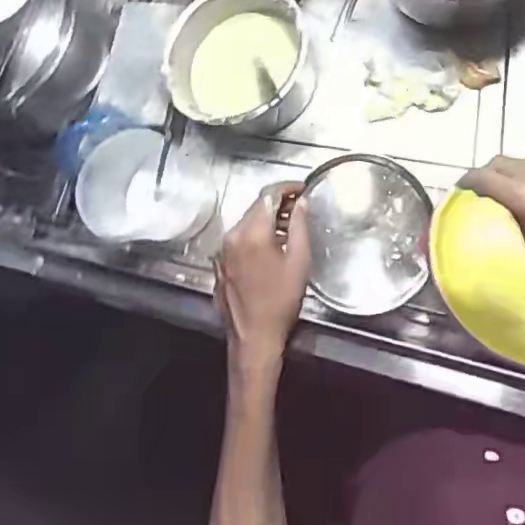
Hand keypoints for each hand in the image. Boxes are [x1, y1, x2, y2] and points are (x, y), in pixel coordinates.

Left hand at [215, 184, 310, 373]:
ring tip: (291, 227)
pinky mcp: (221, 262)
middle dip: (278, 202)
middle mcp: (232, 236)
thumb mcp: (299, 261)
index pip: (268, 194)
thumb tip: (301, 203)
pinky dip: (257, 234)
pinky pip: (240, 237)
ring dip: (268, 218)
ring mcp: (223, 250)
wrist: (254, 337)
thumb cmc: (281, 301)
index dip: (287, 187)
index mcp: (252, 233)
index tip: (303, 189)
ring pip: (248, 221)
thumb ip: (300, 226)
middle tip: (301, 207)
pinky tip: (273, 246)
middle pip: (256, 206)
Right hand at [459, 157, 524, 311]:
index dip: (468, 182)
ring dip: (512, 174)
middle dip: (488, 174)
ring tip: (513, 195)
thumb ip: (516, 219)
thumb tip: (506, 209)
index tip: (462, 191)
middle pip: (501, 162)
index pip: (483, 176)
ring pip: (523, 162)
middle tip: (484, 193)